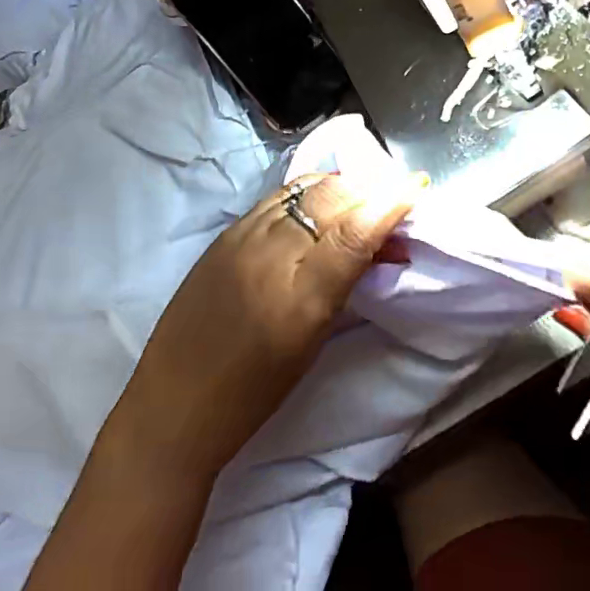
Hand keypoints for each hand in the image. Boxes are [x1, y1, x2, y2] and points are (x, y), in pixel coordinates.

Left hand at [114, 174, 414, 475]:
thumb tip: (381, 245)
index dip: (390, 201)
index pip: (356, 230)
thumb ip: (345, 283)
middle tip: (388, 202)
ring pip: (304, 188)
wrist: (174, 404)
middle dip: (368, 190)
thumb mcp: (313, 342)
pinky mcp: (224, 233)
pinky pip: (277, 197)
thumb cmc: (254, 393)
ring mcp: (242, 238)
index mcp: (300, 297)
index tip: (415, 186)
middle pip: (332, 197)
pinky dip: (307, 193)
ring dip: (339, 188)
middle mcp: (270, 255)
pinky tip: (318, 205)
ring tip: (358, 199)